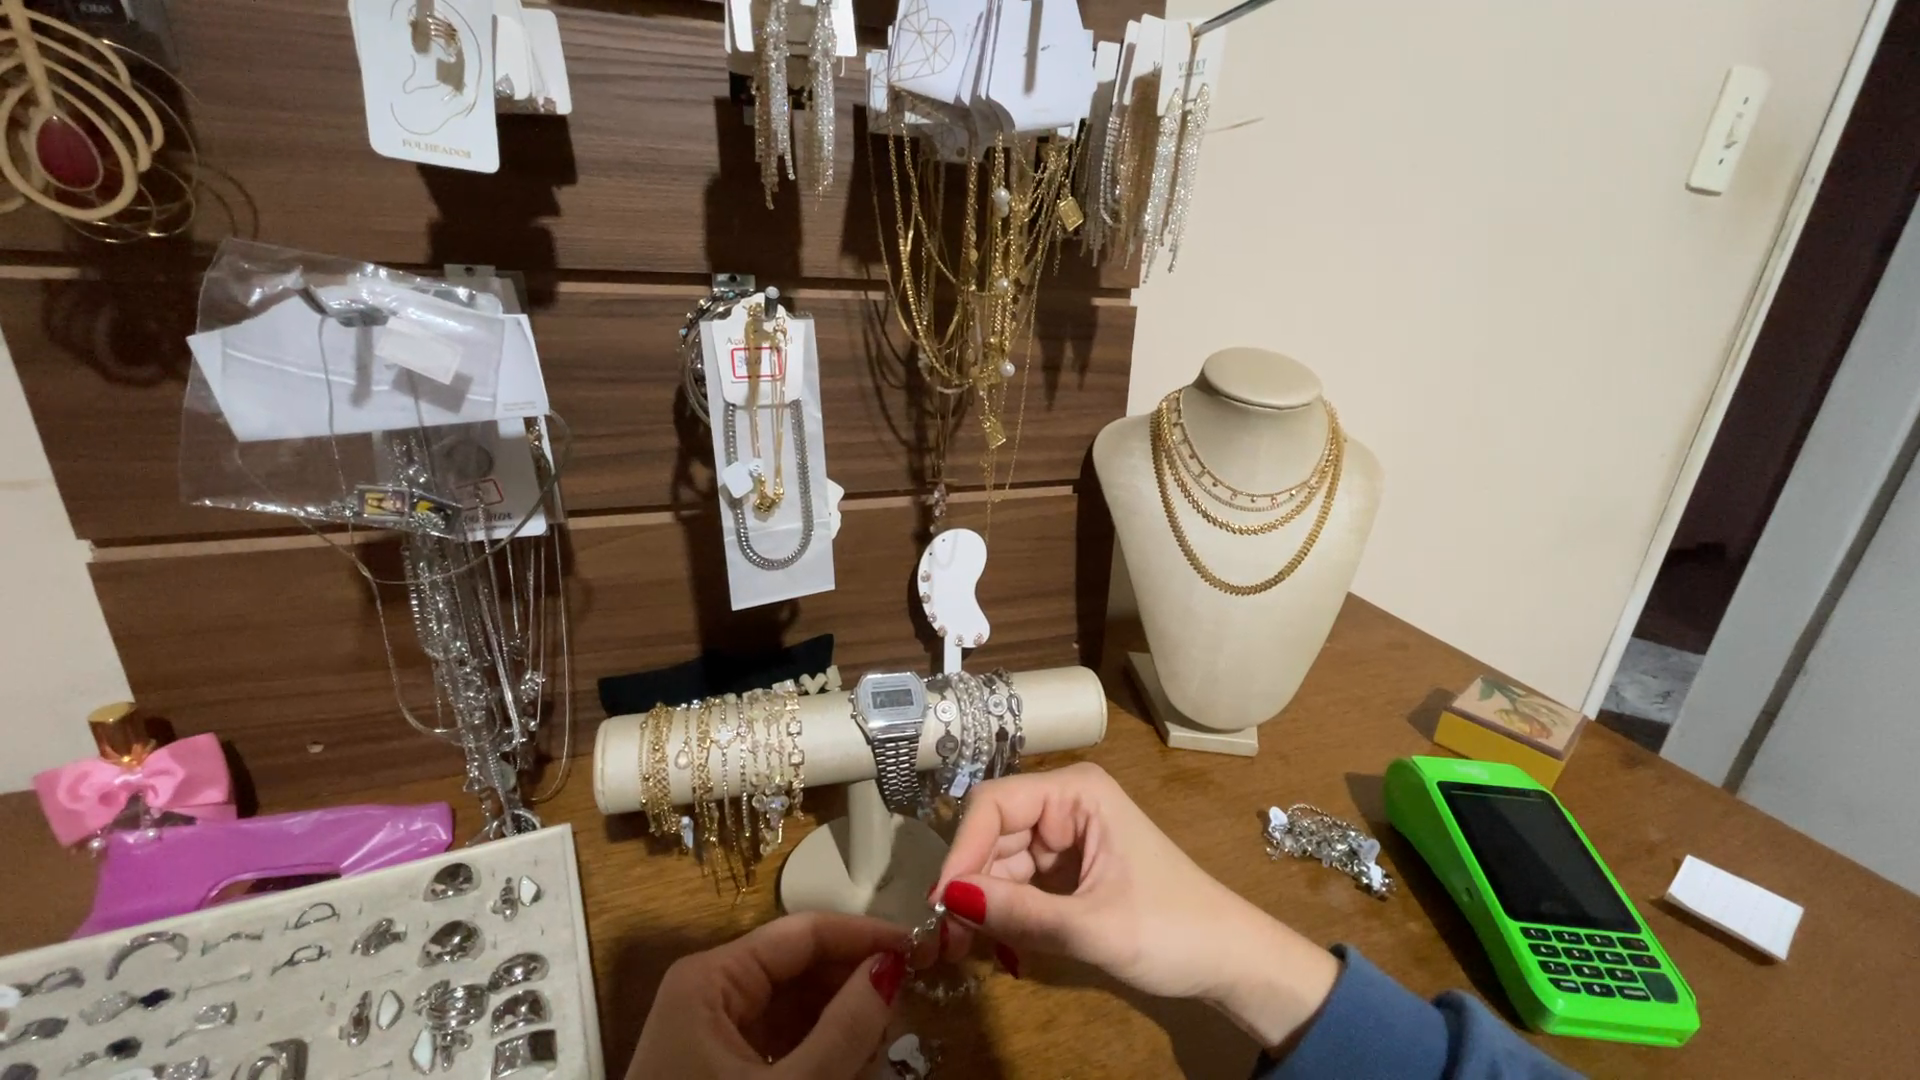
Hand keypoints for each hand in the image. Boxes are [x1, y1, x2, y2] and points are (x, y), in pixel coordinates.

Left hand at [625, 913, 908, 1078]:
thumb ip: (844, 1030)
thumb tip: (892, 966)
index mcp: (711, 978)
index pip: (803, 932)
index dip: (863, 935)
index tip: (918, 947)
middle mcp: (710, 991)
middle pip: (800, 966)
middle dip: (853, 982)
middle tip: (907, 1001)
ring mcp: (714, 1030)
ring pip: (796, 1004)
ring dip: (842, 1019)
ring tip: (882, 1041)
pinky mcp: (721, 1067)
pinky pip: (783, 1040)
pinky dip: (821, 1049)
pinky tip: (852, 1064)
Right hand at [930, 763, 1340, 1048]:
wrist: (1230, 961)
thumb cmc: (1173, 931)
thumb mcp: (1093, 927)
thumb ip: (1020, 913)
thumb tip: (948, 900)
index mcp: (1076, 793)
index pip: (995, 804)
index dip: (962, 849)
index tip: (941, 904)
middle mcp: (1065, 804)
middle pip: (993, 833)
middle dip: (970, 885)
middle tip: (947, 943)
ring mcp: (1066, 835)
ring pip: (1001, 861)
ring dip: (983, 904)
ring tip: (965, 951)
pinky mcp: (1069, 867)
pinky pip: (1020, 882)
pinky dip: (1006, 913)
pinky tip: (1000, 944)